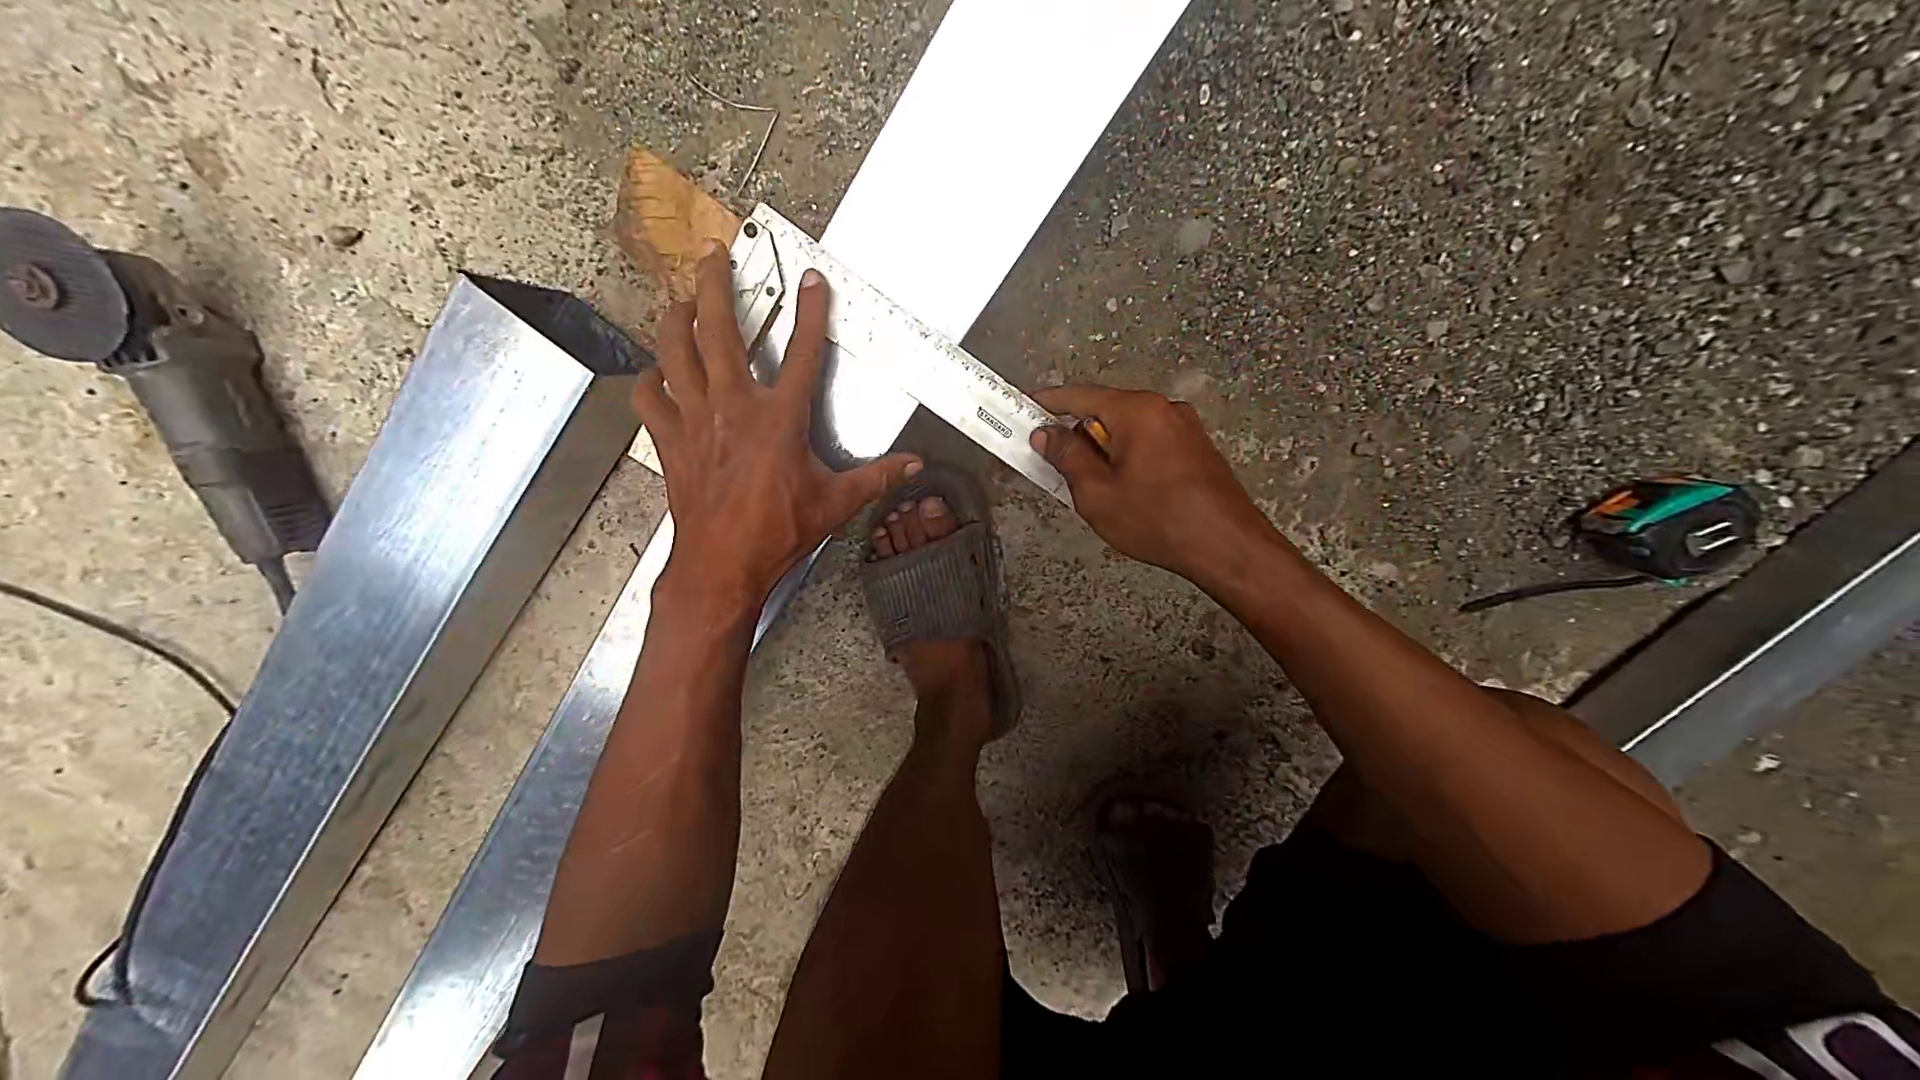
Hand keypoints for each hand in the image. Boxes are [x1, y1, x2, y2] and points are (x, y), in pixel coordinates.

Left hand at [638, 249, 920, 613]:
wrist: (722, 564)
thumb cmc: (774, 533)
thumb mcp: (836, 503)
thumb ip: (876, 477)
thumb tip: (909, 466)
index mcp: (778, 419)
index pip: (801, 352)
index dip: (811, 313)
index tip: (812, 283)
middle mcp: (733, 408)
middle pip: (718, 330)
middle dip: (714, 285)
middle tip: (713, 257)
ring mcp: (696, 420)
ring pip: (675, 352)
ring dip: (676, 319)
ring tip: (679, 301)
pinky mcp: (671, 441)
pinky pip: (650, 398)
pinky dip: (650, 380)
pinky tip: (655, 374)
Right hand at [1030, 384, 1281, 586]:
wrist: (1227, 547)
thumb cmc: (1162, 520)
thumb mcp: (1097, 492)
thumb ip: (1067, 457)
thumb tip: (1048, 436)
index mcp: (1137, 411)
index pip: (1079, 395)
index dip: (1047, 403)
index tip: (1026, 407)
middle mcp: (1164, 410)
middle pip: (1105, 412)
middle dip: (1076, 436)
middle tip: (1053, 464)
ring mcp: (1184, 429)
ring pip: (1127, 431)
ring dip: (1103, 452)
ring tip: (1091, 490)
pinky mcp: (1195, 450)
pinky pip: (1149, 445)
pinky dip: (1127, 460)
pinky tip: (1122, 493)